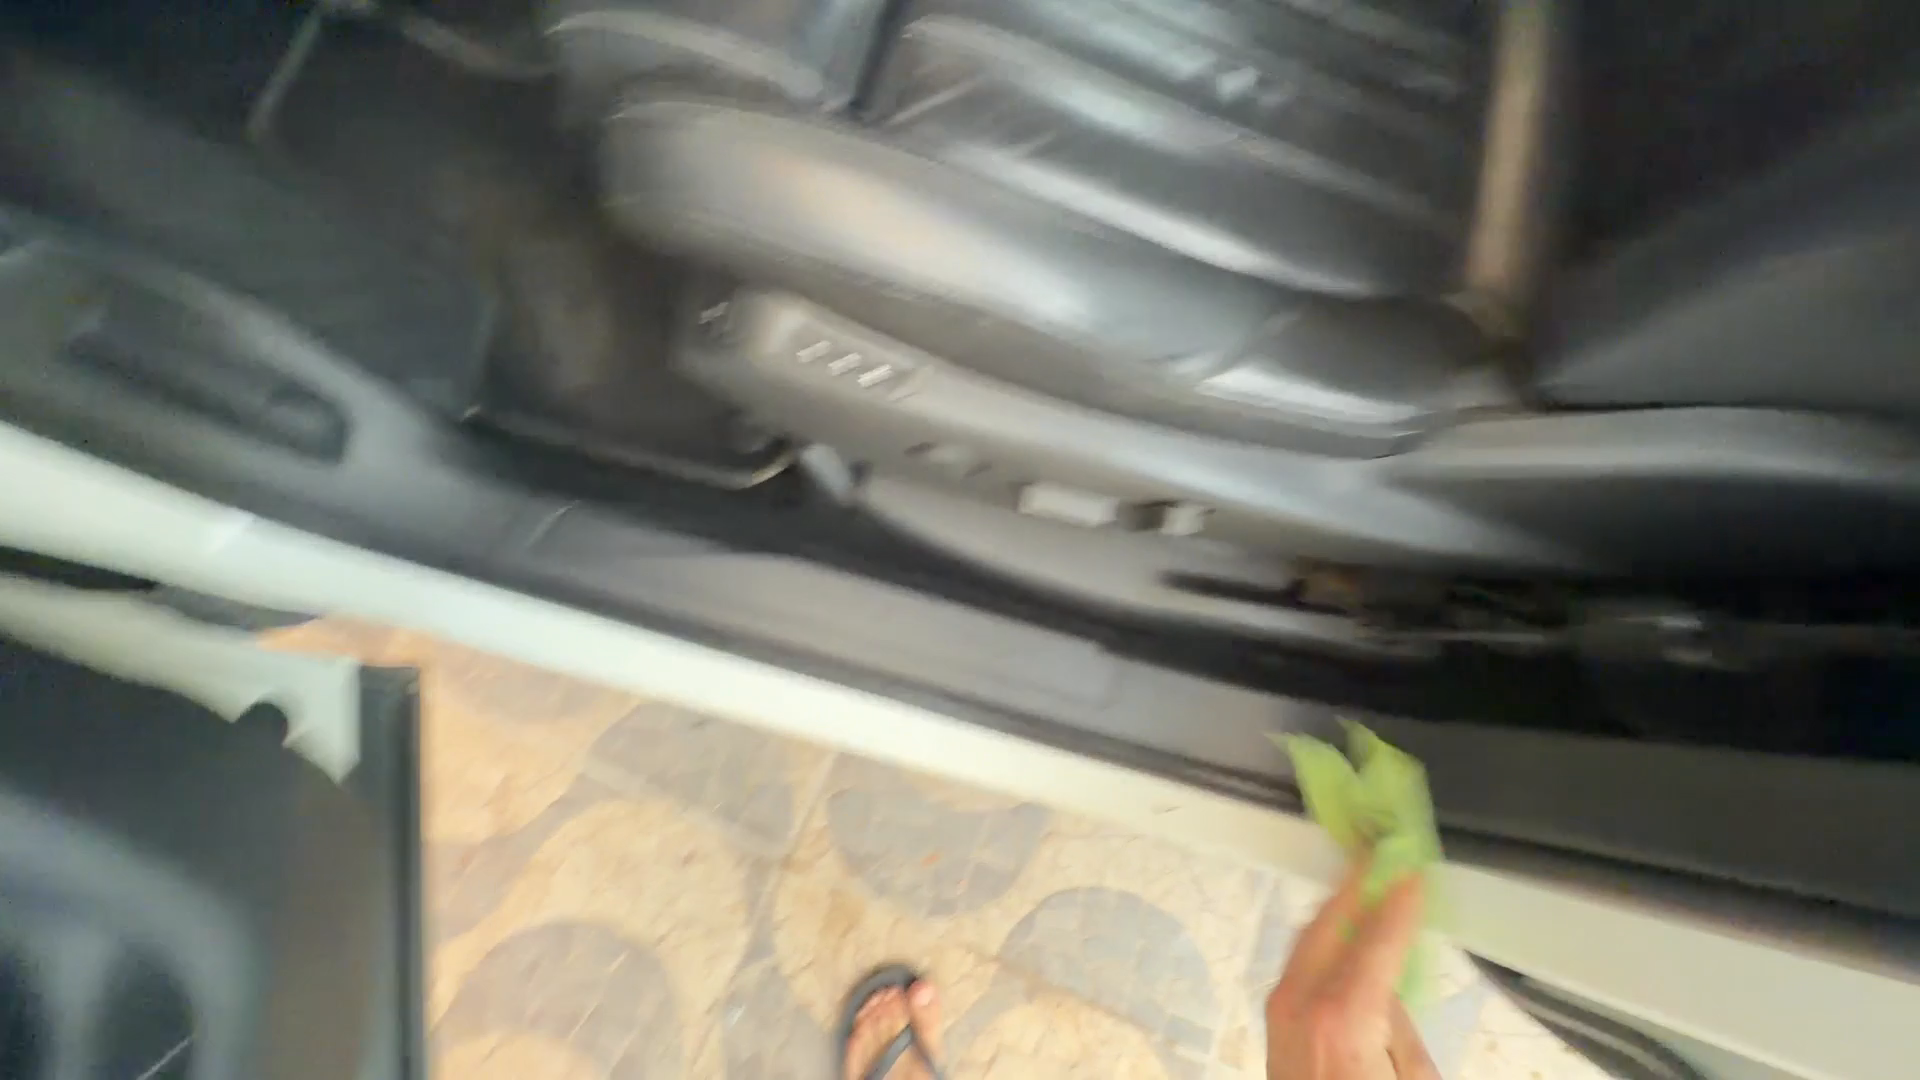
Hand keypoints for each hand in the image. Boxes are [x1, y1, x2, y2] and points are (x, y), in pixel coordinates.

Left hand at [1265, 861, 1436, 1079]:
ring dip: (1335, 911)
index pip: (1373, 943)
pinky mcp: (1274, 1024)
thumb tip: (1383, 986)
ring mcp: (1278, 1011)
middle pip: (1326, 925)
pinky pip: (1300, 965)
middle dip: (1352, 889)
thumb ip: (1400, 1032)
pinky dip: (1323, 941)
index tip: (1409, 869)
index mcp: (1341, 1017)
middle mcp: (1299, 1002)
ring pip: (1308, 940)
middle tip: (1377, 857)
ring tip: (1364, 885)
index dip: (1395, 905)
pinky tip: (1343, 937)